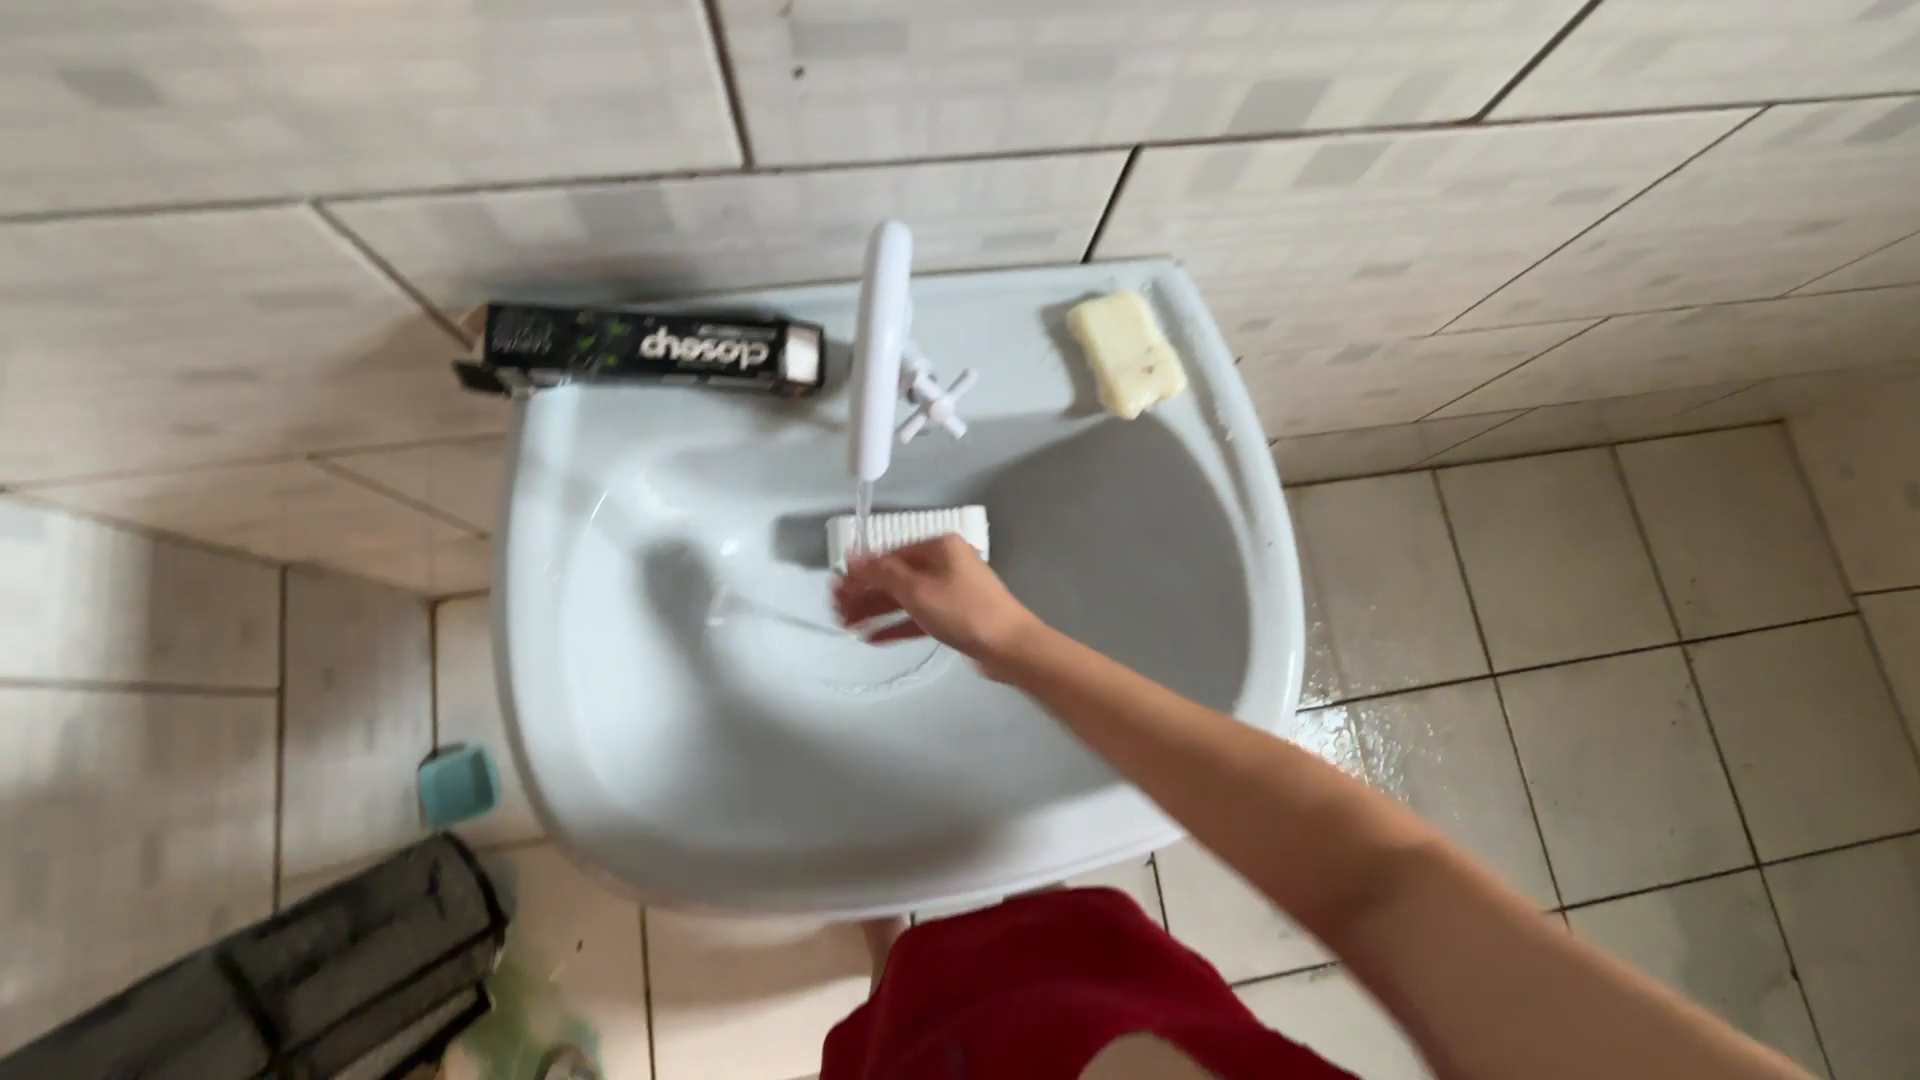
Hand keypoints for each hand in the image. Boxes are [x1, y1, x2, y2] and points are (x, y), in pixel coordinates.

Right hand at [832, 534, 1042, 674]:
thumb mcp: (918, 590)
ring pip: (905, 599)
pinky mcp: (954, 617)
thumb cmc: (963, 611)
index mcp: (938, 548)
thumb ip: (882, 573)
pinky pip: (918, 617)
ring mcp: (950, 591)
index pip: (890, 555)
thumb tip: (853, 555)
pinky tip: (873, 637)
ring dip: (876, 611)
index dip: (861, 572)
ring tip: (847, 627)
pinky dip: (897, 625)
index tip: (836, 589)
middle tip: (836, 612)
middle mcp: (944, 564)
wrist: (1010, 647)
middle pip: (895, 577)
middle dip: (864, 594)